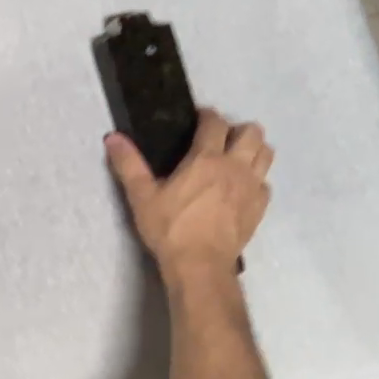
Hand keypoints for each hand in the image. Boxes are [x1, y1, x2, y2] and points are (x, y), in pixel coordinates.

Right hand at [105, 108, 273, 284]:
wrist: (200, 263)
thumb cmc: (168, 228)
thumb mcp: (141, 196)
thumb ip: (128, 164)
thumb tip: (112, 137)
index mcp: (206, 159)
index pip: (215, 123)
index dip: (207, 115)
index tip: (198, 117)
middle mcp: (236, 166)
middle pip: (252, 132)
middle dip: (237, 129)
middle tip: (219, 140)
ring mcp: (252, 186)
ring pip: (266, 153)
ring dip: (252, 149)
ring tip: (234, 158)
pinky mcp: (260, 205)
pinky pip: (265, 181)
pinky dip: (255, 178)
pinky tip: (239, 189)